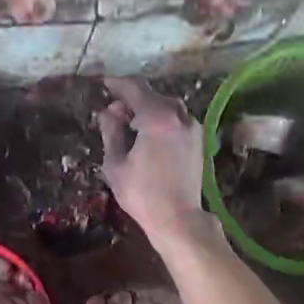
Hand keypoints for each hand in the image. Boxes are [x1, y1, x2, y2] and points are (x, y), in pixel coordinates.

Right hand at [98, 77, 213, 244]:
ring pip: (168, 107)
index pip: (135, 88)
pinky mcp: (198, 142)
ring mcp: (193, 129)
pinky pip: (178, 121)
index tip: (104, 84)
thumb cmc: (142, 195)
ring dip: (149, 109)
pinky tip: (150, 136)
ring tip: (131, 124)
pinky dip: (163, 120)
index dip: (117, 84)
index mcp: (158, 118)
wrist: (178, 219)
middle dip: (133, 99)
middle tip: (114, 112)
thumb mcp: (116, 164)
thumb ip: (111, 132)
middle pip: (154, 95)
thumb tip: (108, 112)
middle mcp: (179, 117)